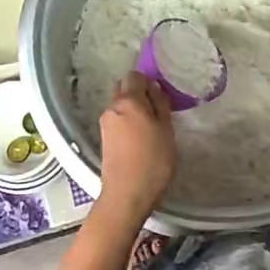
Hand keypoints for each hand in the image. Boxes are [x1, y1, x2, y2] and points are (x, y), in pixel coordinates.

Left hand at [98, 72, 174, 212]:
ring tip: (149, 129)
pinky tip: (139, 139)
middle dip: (138, 93)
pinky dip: (127, 122)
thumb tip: (153, 87)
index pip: (134, 76)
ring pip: (119, 105)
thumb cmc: (153, 160)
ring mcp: (105, 123)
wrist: (127, 193)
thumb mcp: (166, 130)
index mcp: (128, 101)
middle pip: (123, 88)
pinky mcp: (103, 138)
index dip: (148, 82)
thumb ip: (160, 104)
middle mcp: (112, 107)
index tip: (160, 97)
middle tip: (156, 111)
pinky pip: (116, 120)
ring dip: (132, 109)